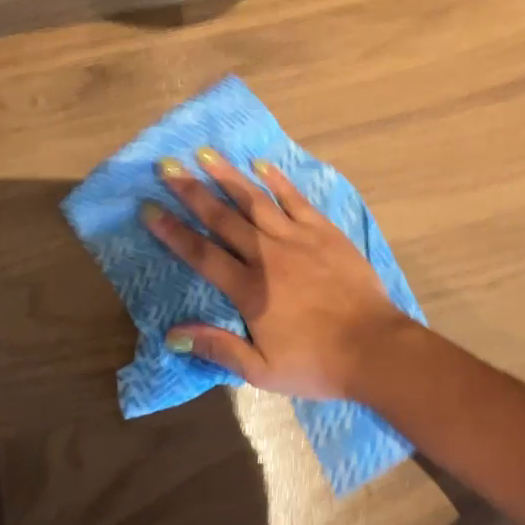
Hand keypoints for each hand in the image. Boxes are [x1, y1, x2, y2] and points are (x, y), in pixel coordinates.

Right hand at [142, 147, 415, 400]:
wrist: (375, 348)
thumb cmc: (317, 363)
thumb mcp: (263, 371)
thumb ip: (219, 348)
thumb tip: (173, 333)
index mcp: (250, 290)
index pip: (202, 254)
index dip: (173, 231)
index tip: (149, 208)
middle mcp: (268, 256)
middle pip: (223, 218)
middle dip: (192, 191)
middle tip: (168, 166)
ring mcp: (298, 238)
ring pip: (255, 200)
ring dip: (229, 176)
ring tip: (206, 153)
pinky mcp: (324, 232)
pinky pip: (296, 199)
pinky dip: (277, 180)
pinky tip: (260, 164)